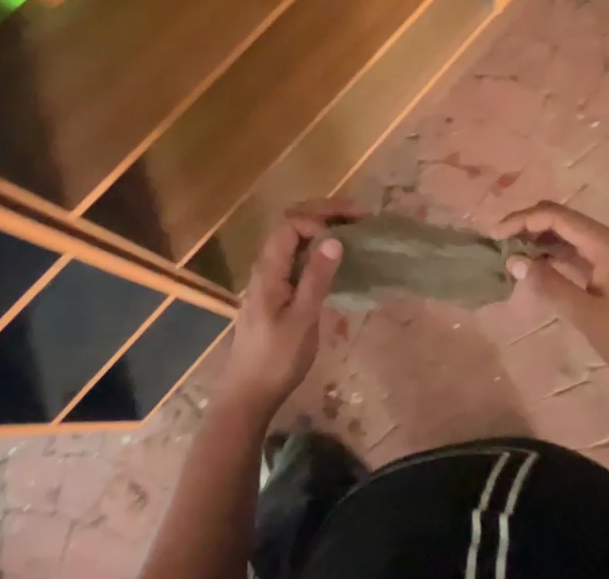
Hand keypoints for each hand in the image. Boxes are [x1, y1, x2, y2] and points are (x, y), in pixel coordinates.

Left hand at [215, 205, 344, 415]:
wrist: (248, 394)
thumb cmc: (277, 359)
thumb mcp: (302, 319)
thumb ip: (316, 278)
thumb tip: (334, 239)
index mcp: (268, 269)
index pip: (290, 224)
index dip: (318, 220)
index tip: (345, 235)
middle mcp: (266, 268)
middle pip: (291, 225)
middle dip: (324, 214)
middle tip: (359, 215)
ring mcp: (269, 280)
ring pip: (294, 241)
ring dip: (322, 229)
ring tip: (353, 230)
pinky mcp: (275, 294)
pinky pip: (296, 259)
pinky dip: (317, 250)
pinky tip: (337, 260)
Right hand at [490, 202, 608, 399]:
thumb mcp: (587, 315)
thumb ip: (550, 285)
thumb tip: (514, 260)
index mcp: (605, 243)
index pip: (555, 215)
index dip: (521, 220)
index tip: (494, 237)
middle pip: (562, 221)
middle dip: (528, 227)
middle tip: (499, 246)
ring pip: (571, 239)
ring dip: (541, 243)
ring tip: (513, 259)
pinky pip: (581, 256)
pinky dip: (557, 259)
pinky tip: (541, 273)